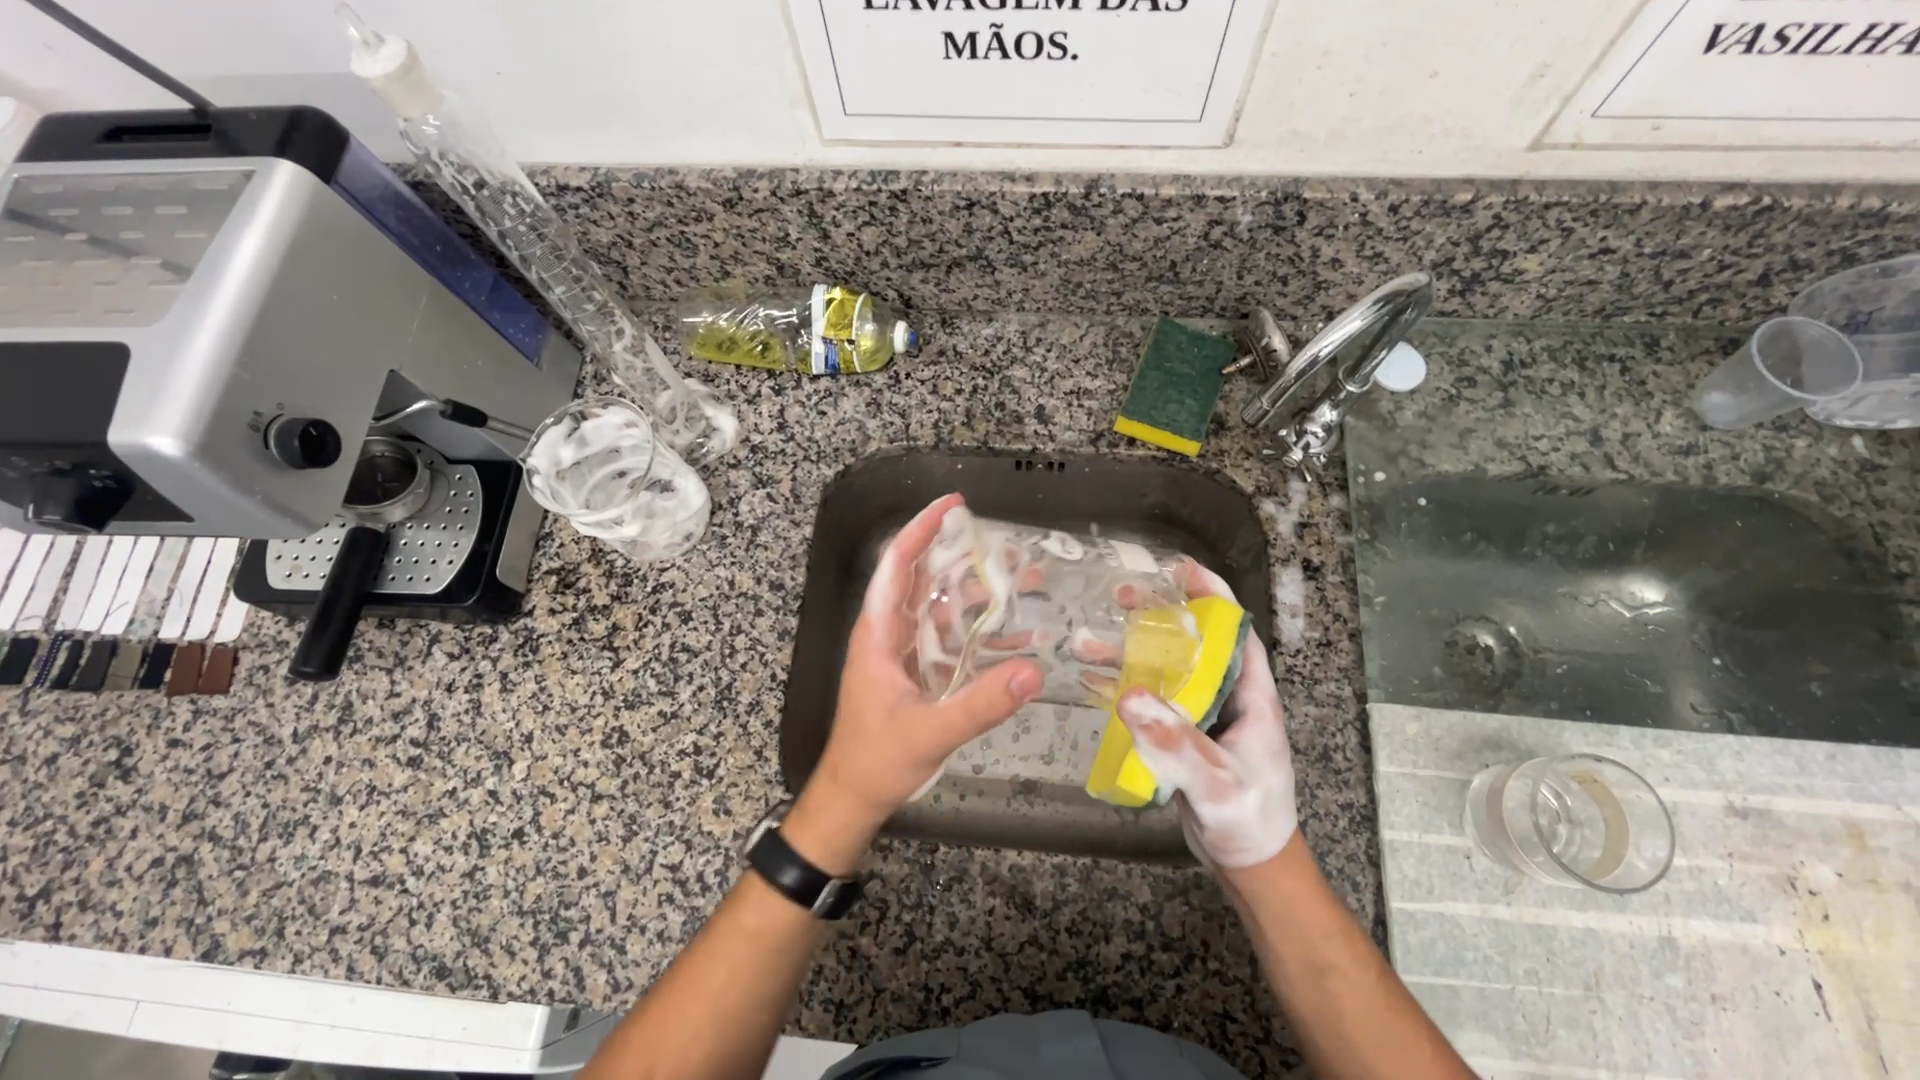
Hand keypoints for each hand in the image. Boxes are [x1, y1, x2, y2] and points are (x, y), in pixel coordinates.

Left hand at [798, 494, 1044, 856]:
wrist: (854, 797)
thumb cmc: (876, 761)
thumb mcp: (931, 732)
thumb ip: (981, 704)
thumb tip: (1034, 672)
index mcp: (879, 634)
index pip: (898, 565)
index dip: (922, 529)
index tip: (954, 505)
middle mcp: (889, 634)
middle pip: (924, 579)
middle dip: (963, 558)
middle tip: (1008, 548)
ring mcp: (902, 654)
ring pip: (939, 609)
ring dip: (976, 594)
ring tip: (1022, 583)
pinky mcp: (915, 674)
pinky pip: (948, 640)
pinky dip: (977, 632)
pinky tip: (1015, 635)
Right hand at [1115, 561, 1298, 870]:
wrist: (1250, 863)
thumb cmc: (1249, 819)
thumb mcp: (1216, 781)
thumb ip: (1176, 742)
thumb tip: (1129, 696)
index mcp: (1251, 698)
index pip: (1235, 634)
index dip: (1213, 598)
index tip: (1181, 570)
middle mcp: (1229, 700)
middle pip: (1193, 646)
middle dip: (1159, 619)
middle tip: (1119, 600)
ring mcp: (1205, 720)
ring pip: (1168, 675)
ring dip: (1133, 656)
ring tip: (1091, 641)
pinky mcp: (1185, 740)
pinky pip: (1155, 706)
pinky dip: (1126, 691)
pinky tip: (1094, 683)